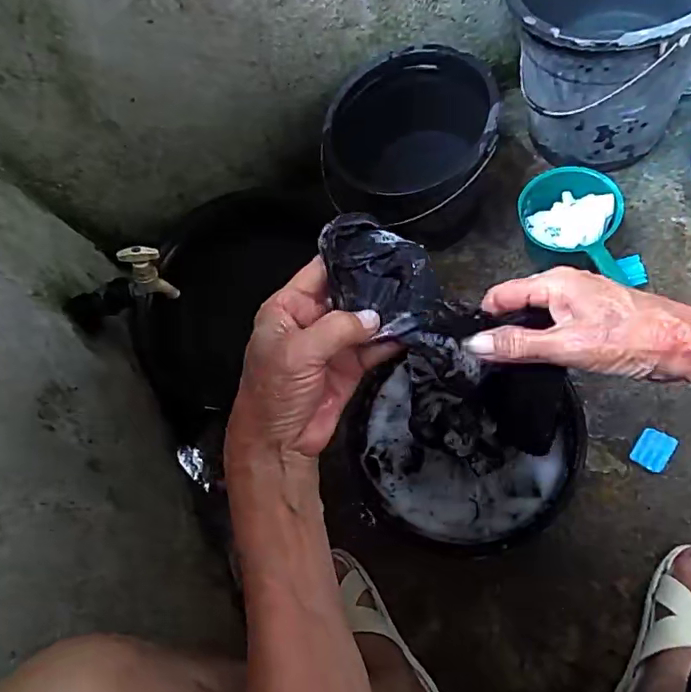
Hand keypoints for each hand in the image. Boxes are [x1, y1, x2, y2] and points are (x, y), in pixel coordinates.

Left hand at [229, 258, 400, 459]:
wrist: (279, 443)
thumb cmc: (275, 392)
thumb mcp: (299, 352)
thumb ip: (337, 328)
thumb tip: (375, 317)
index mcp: (288, 308)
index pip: (318, 272)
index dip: (346, 259)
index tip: (378, 248)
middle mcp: (311, 321)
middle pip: (347, 293)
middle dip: (373, 285)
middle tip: (407, 273)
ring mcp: (332, 345)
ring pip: (364, 321)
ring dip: (387, 314)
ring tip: (415, 299)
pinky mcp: (350, 368)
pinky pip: (373, 348)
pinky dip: (391, 341)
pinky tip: (411, 330)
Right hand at [466, 268, 690, 381]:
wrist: (680, 346)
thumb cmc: (631, 339)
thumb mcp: (565, 346)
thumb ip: (517, 345)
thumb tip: (477, 344)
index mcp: (555, 282)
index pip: (501, 294)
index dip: (484, 318)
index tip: (474, 344)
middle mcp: (566, 284)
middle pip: (517, 303)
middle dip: (502, 327)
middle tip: (493, 357)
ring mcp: (581, 298)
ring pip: (537, 314)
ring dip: (524, 334)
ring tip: (517, 360)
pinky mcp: (592, 315)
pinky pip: (555, 322)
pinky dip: (545, 338)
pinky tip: (548, 357)